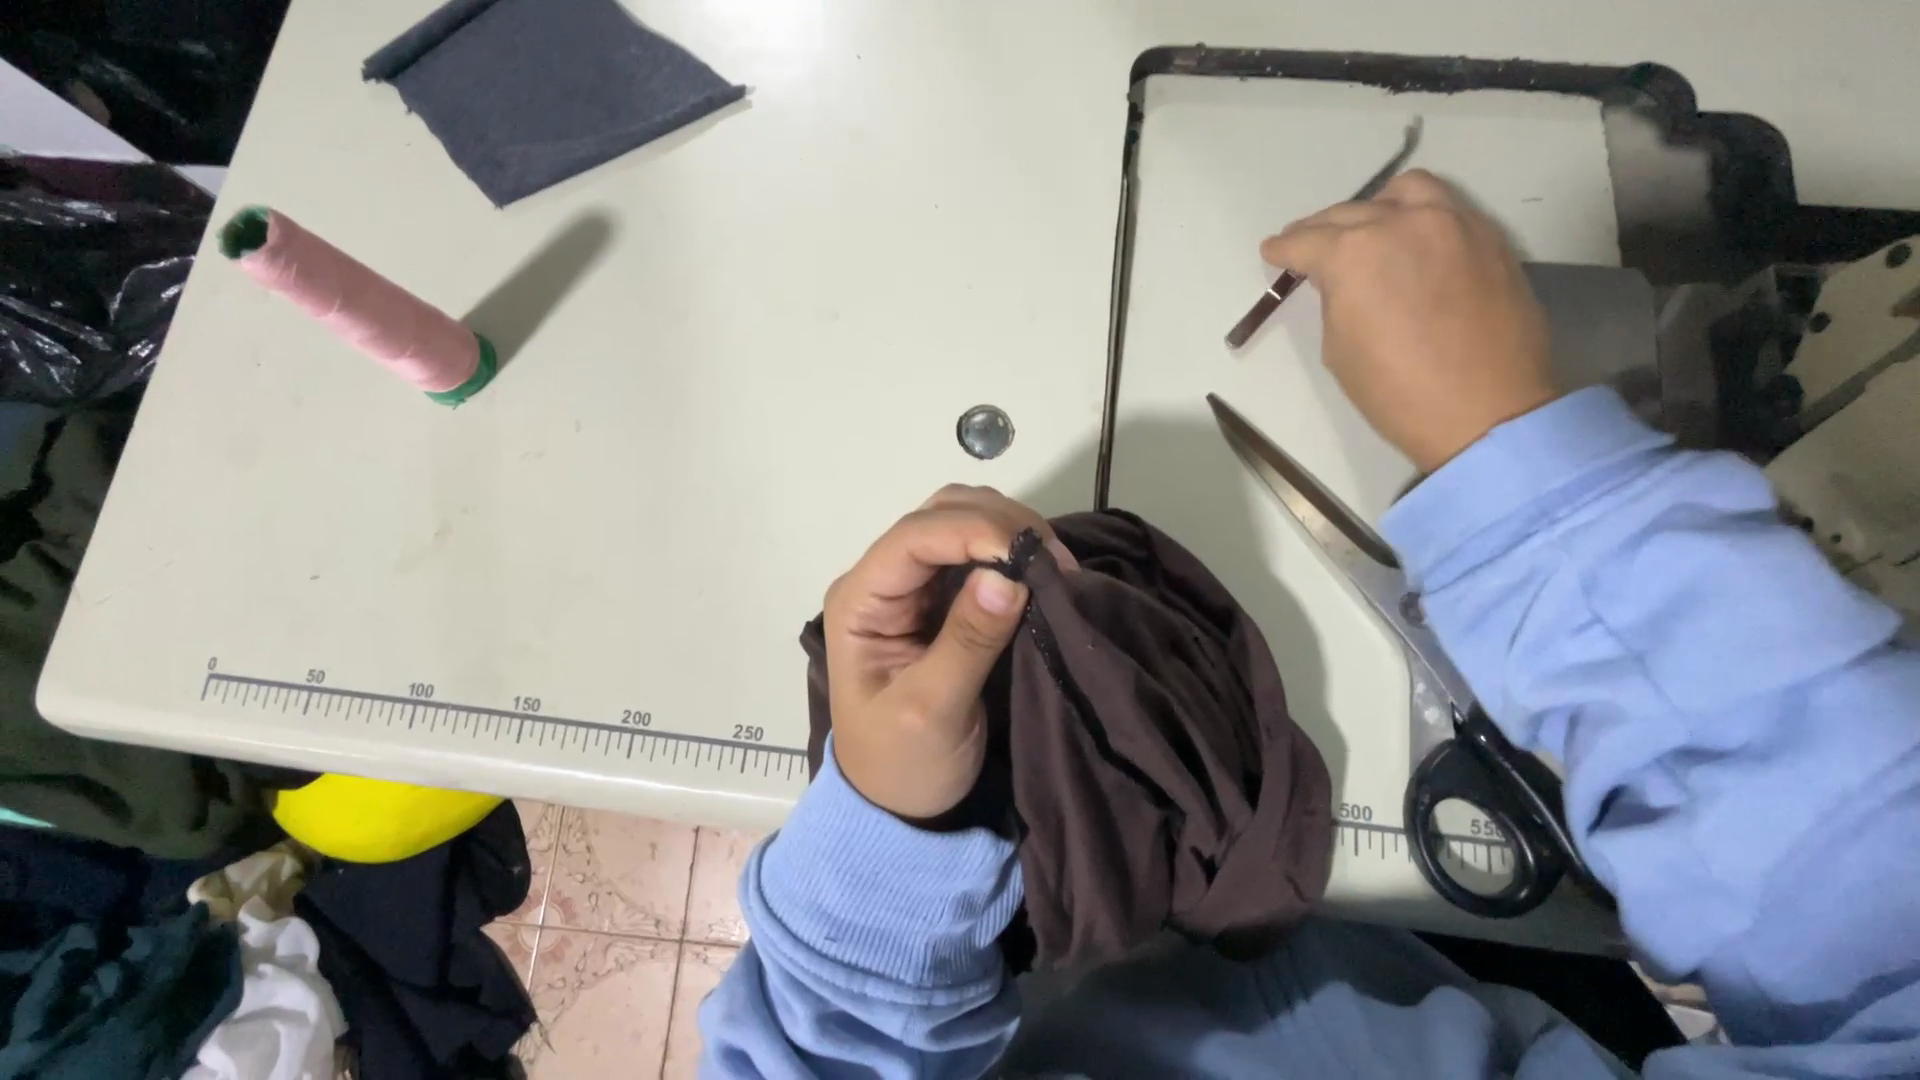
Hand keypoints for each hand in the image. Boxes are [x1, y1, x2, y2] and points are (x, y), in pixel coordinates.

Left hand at [822, 485, 1055, 822]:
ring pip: (963, 522)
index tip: (1032, 555)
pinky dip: (1014, 551)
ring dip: (1010, 532)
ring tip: (1053, 567)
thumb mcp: (931, 711)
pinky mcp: (945, 598)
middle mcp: (884, 579)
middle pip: (940, 514)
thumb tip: (1006, 576)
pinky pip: (981, 552)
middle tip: (1054, 562)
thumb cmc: (903, 763)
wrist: (900, 802)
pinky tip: (1041, 572)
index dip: (974, 530)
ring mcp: (915, 585)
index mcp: (861, 601)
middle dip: (999, 524)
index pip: (914, 538)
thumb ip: (966, 641)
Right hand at [1260, 169, 1558, 471]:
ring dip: (1375, 208)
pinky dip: (1418, 218)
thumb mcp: (1339, 348)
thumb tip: (1342, 281)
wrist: (1484, 410)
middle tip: (1307, 245)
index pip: (1306, 242)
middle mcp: (1402, 223)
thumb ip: (1334, 299)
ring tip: (1368, 230)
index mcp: (1354, 254)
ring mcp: (1453, 224)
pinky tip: (1412, 245)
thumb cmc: (1395, 390)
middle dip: (1321, 229)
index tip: (1272, 252)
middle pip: (1349, 213)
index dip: (1283, 250)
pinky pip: (1446, 208)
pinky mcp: (1489, 237)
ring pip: (1404, 193)